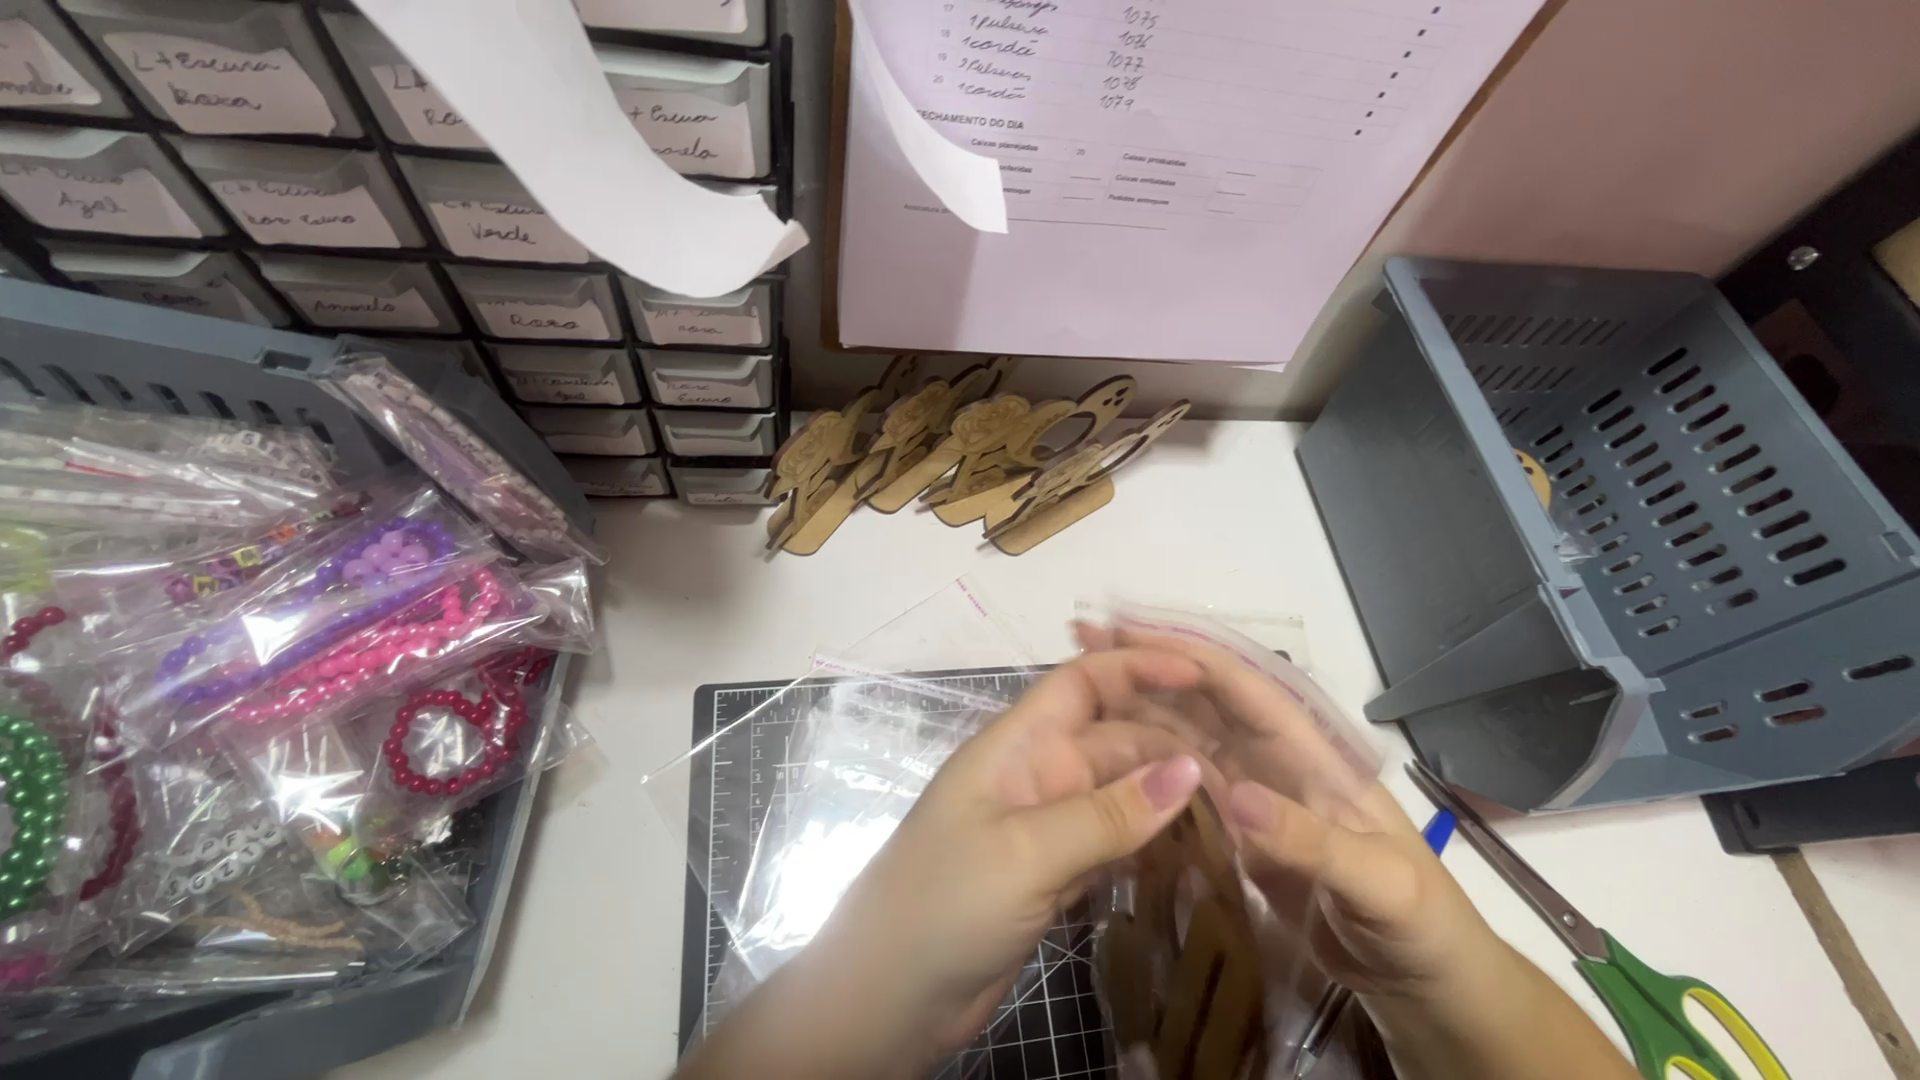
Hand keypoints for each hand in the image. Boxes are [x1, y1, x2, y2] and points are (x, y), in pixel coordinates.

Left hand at [808, 648, 1210, 1060]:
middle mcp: (1036, 774)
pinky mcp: (1053, 874)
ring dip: (1168, 800)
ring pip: (1119, 794)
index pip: (1083, 684)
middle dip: (1172, 747)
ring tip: (1237, 817)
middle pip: (1114, 740)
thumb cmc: (945, 901)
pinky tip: (1196, 857)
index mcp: (1018, 745)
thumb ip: (1109, 812)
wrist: (889, 994)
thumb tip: (1191, 769)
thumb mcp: (1027, 850)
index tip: (1203, 678)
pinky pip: (1113, 843)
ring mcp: (1045, 827)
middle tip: (1244, 778)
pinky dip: (1150, 845)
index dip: (1139, 669)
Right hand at [1074, 624, 1504, 1000]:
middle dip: (1146, 663)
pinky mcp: (1239, 830)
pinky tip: (1109, 750)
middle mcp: (1275, 759)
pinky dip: (1147, 758)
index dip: (1183, 652)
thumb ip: (1312, 841)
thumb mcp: (1380, 884)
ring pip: (1186, 733)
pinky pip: (1184, 781)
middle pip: (1202, 697)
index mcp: (1312, 753)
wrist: (1427, 984)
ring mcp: (1254, 793)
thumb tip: (1235, 798)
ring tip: (1082, 682)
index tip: (1124, 631)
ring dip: (1138, 703)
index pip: (1241, 686)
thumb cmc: (1421, 925)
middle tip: (1084, 641)